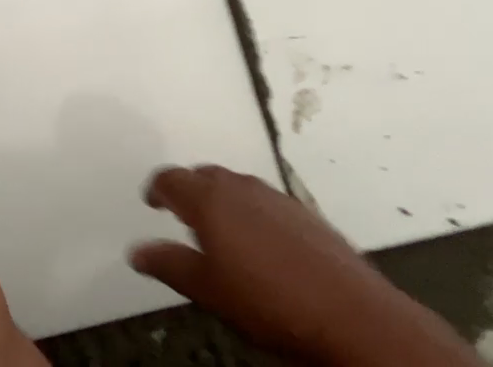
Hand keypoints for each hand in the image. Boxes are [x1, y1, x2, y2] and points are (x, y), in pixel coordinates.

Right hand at [130, 166, 475, 366]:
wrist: (354, 318)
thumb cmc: (270, 303)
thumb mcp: (208, 291)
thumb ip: (169, 264)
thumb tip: (138, 251)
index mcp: (210, 200)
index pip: (170, 178)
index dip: (157, 189)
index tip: (152, 203)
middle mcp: (241, 187)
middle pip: (204, 175)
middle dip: (189, 190)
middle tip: (181, 215)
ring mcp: (277, 198)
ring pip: (237, 185)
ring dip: (222, 199)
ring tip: (219, 231)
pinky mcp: (307, 214)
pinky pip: (265, 201)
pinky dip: (252, 211)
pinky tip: (260, 244)